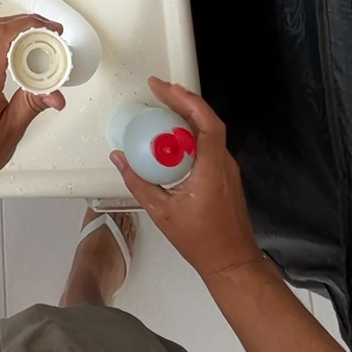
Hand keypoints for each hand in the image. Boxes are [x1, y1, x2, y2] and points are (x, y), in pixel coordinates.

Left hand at [0, 14, 67, 196]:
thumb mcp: (8, 133)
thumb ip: (31, 106)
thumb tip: (53, 93)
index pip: (4, 34)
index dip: (31, 24)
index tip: (51, 29)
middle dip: (27, 24)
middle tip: (50, 33)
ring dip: (14, 34)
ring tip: (38, 45)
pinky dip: (2, 46)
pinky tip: (15, 60)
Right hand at [113, 76, 262, 280]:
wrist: (232, 264)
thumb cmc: (201, 241)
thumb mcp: (161, 212)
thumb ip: (138, 182)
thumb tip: (119, 158)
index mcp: (212, 169)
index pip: (207, 123)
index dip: (186, 100)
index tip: (162, 88)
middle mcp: (224, 163)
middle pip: (207, 120)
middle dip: (182, 99)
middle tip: (157, 88)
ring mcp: (227, 168)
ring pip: (209, 130)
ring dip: (187, 113)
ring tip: (163, 103)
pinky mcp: (225, 174)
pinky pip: (208, 143)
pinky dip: (190, 130)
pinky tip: (173, 132)